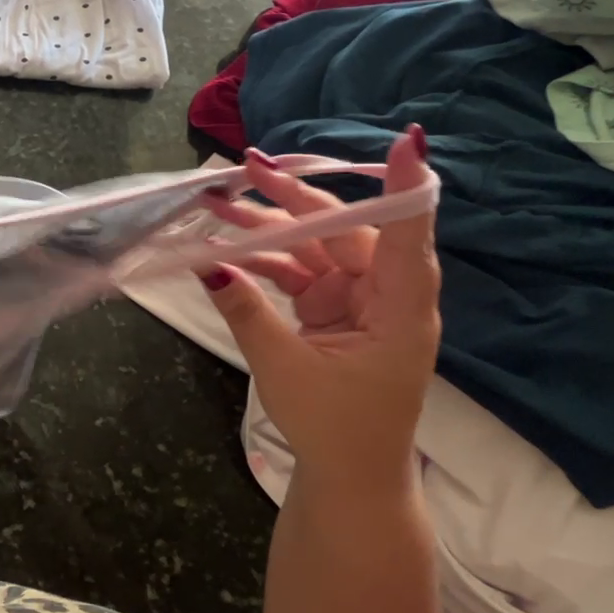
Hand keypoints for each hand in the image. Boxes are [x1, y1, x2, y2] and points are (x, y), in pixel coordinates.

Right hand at [198, 128, 440, 492]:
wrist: (349, 471)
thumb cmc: (335, 424)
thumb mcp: (285, 367)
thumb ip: (247, 312)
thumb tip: (206, 266)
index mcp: (399, 309)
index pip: (406, 237)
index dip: (404, 188)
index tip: (407, 141)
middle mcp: (385, 295)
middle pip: (343, 231)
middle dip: (293, 200)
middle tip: (245, 169)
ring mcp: (357, 301)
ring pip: (313, 248)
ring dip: (267, 229)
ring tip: (217, 207)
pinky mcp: (332, 311)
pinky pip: (297, 273)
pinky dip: (263, 262)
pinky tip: (224, 252)